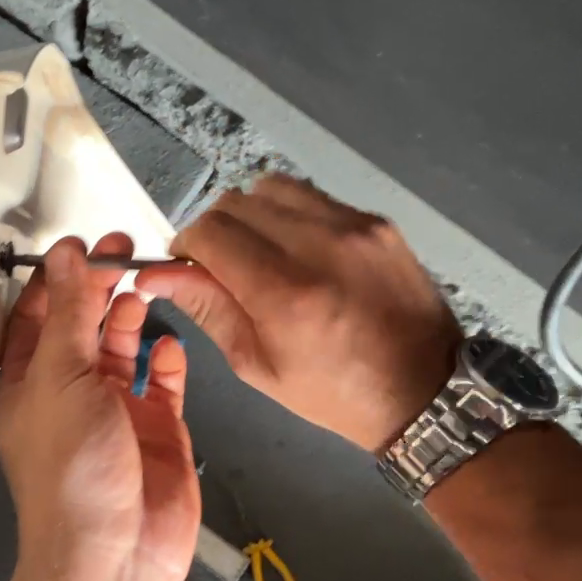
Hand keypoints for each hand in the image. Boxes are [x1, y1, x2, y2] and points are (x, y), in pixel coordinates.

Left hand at [0, 234, 201, 580]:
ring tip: (146, 286)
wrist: (117, 555)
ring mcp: (115, 411)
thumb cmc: (74, 464)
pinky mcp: (157, 429)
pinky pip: (162, 383)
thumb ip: (69, 314)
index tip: (80, 243)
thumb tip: (64, 254)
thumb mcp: (61, 379)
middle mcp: (69, 393)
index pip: (37, 317)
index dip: (56, 279)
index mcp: (29, 383)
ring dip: (132, 318)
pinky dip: (166, 361)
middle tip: (124, 248)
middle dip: (100, 288)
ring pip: (123, 349)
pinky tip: (170, 345)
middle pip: (83, 326)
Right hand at [135, 174, 461, 450]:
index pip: (209, 232)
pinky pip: (311, 196)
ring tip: (256, 250)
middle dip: (212, 229)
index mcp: (286, 294)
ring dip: (249, 213)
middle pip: (234, 202)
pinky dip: (287, 214)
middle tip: (217, 264)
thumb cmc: (333, 393)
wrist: (425, 392)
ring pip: (270, 187)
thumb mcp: (257, 365)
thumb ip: (208, 308)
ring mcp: (354, 226)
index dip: (184, 246)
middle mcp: (320, 246)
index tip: (184, 267)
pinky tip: (296, 249)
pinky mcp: (376, 221)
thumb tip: (156, 274)